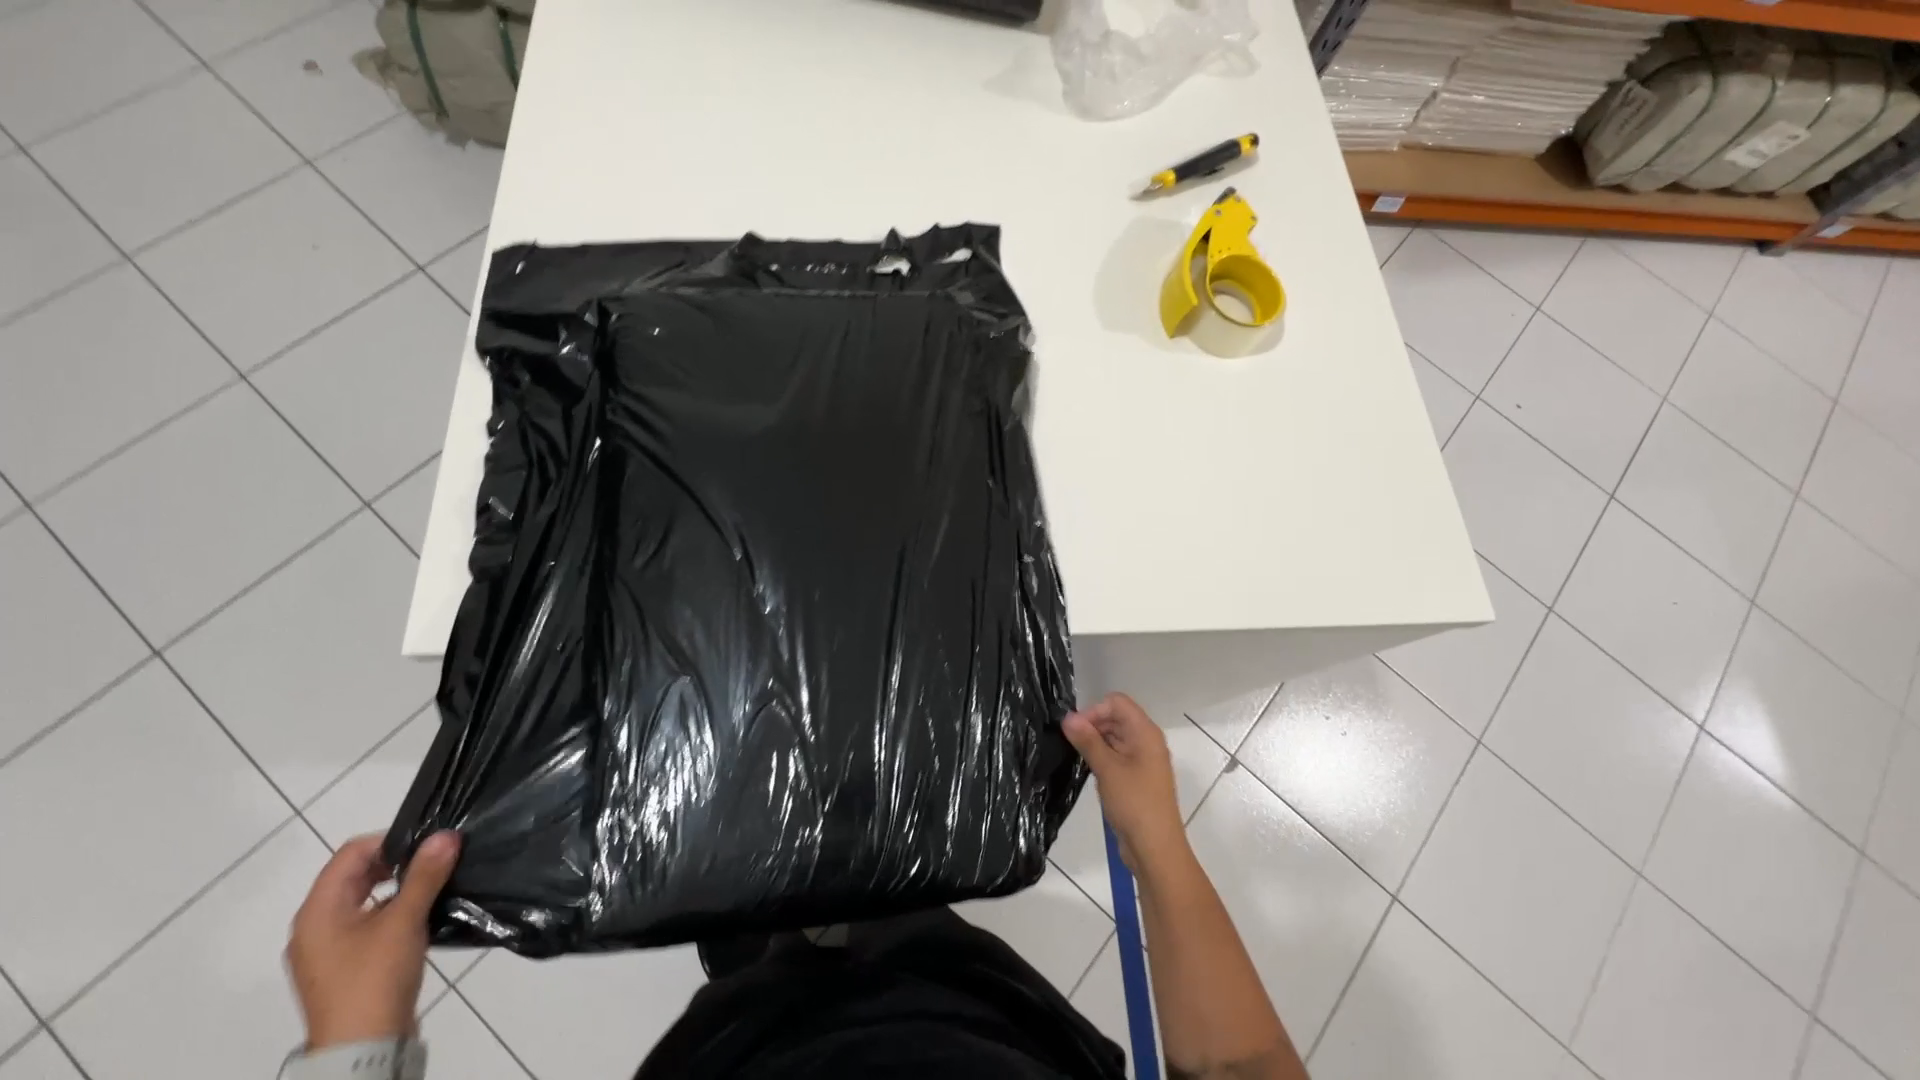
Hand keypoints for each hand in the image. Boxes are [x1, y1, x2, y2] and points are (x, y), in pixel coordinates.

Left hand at [287, 831, 459, 1050]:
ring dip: (396, 889)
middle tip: (436, 863)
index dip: (390, 841)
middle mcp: (313, 926)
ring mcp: (325, 949)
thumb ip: (425, 875)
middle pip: (354, 876)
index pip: (351, 854)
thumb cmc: (375, 978)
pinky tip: (420, 919)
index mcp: (317, 910)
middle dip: (395, 864)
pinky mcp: (342, 967)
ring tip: (434, 888)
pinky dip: (390, 913)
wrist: (362, 1047)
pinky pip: (365, 924)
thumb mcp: (404, 921)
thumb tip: (446, 835)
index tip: (429, 845)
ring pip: (362, 901)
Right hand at [1062, 693, 1188, 873]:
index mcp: (1145, 733)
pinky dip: (1101, 757)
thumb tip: (1067, 717)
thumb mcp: (1107, 769)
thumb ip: (1087, 740)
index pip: (1117, 702)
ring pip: (1114, 737)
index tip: (1075, 731)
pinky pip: (1116, 756)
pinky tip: (1088, 770)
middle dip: (1092, 725)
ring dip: (1094, 742)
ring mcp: (1142, 760)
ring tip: (1076, 757)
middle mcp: (1146, 741)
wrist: (1155, 847)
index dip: (1094, 710)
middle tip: (1071, 745)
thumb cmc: (1134, 803)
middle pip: (1116, 717)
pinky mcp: (1136, 777)